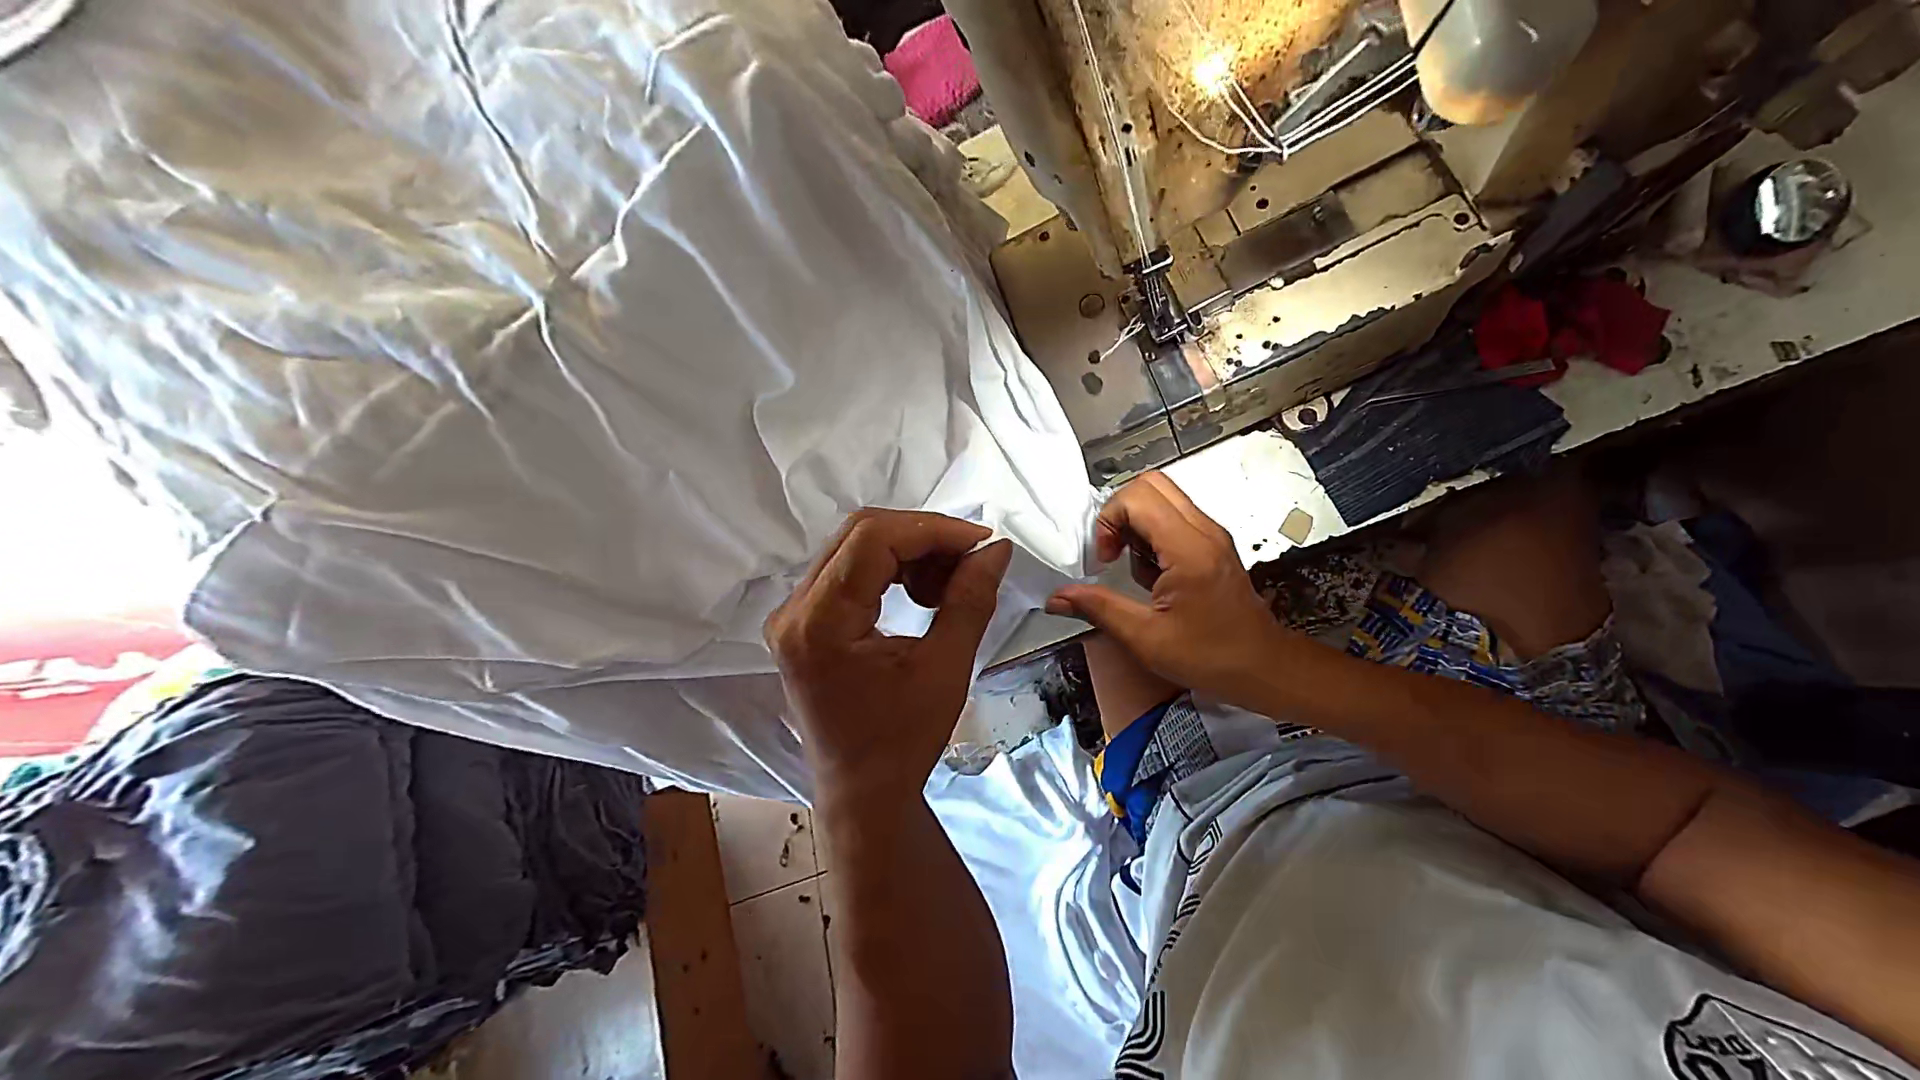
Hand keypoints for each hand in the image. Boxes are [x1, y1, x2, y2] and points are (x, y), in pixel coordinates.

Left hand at [766, 509, 1011, 802]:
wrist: (864, 793)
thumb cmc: (903, 740)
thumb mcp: (946, 669)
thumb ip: (970, 600)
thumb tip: (996, 549)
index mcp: (819, 623)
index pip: (872, 539)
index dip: (931, 530)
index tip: (979, 543)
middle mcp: (793, 611)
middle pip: (859, 535)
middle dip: (922, 537)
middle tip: (970, 559)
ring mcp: (792, 616)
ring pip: (854, 548)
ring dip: (908, 552)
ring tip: (948, 585)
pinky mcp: (802, 624)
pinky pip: (849, 572)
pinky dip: (891, 570)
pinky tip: (921, 594)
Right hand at [1046, 472, 1295, 704]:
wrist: (1263, 667)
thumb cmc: (1212, 656)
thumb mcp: (1145, 638)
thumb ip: (1098, 609)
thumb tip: (1059, 598)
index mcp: (1189, 549)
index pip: (1138, 497)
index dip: (1109, 521)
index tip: (1105, 559)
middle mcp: (1204, 531)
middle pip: (1151, 485)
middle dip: (1119, 513)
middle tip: (1112, 552)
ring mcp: (1211, 535)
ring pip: (1163, 498)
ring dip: (1135, 523)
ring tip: (1131, 566)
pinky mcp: (1212, 545)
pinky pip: (1174, 518)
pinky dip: (1151, 534)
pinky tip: (1151, 574)